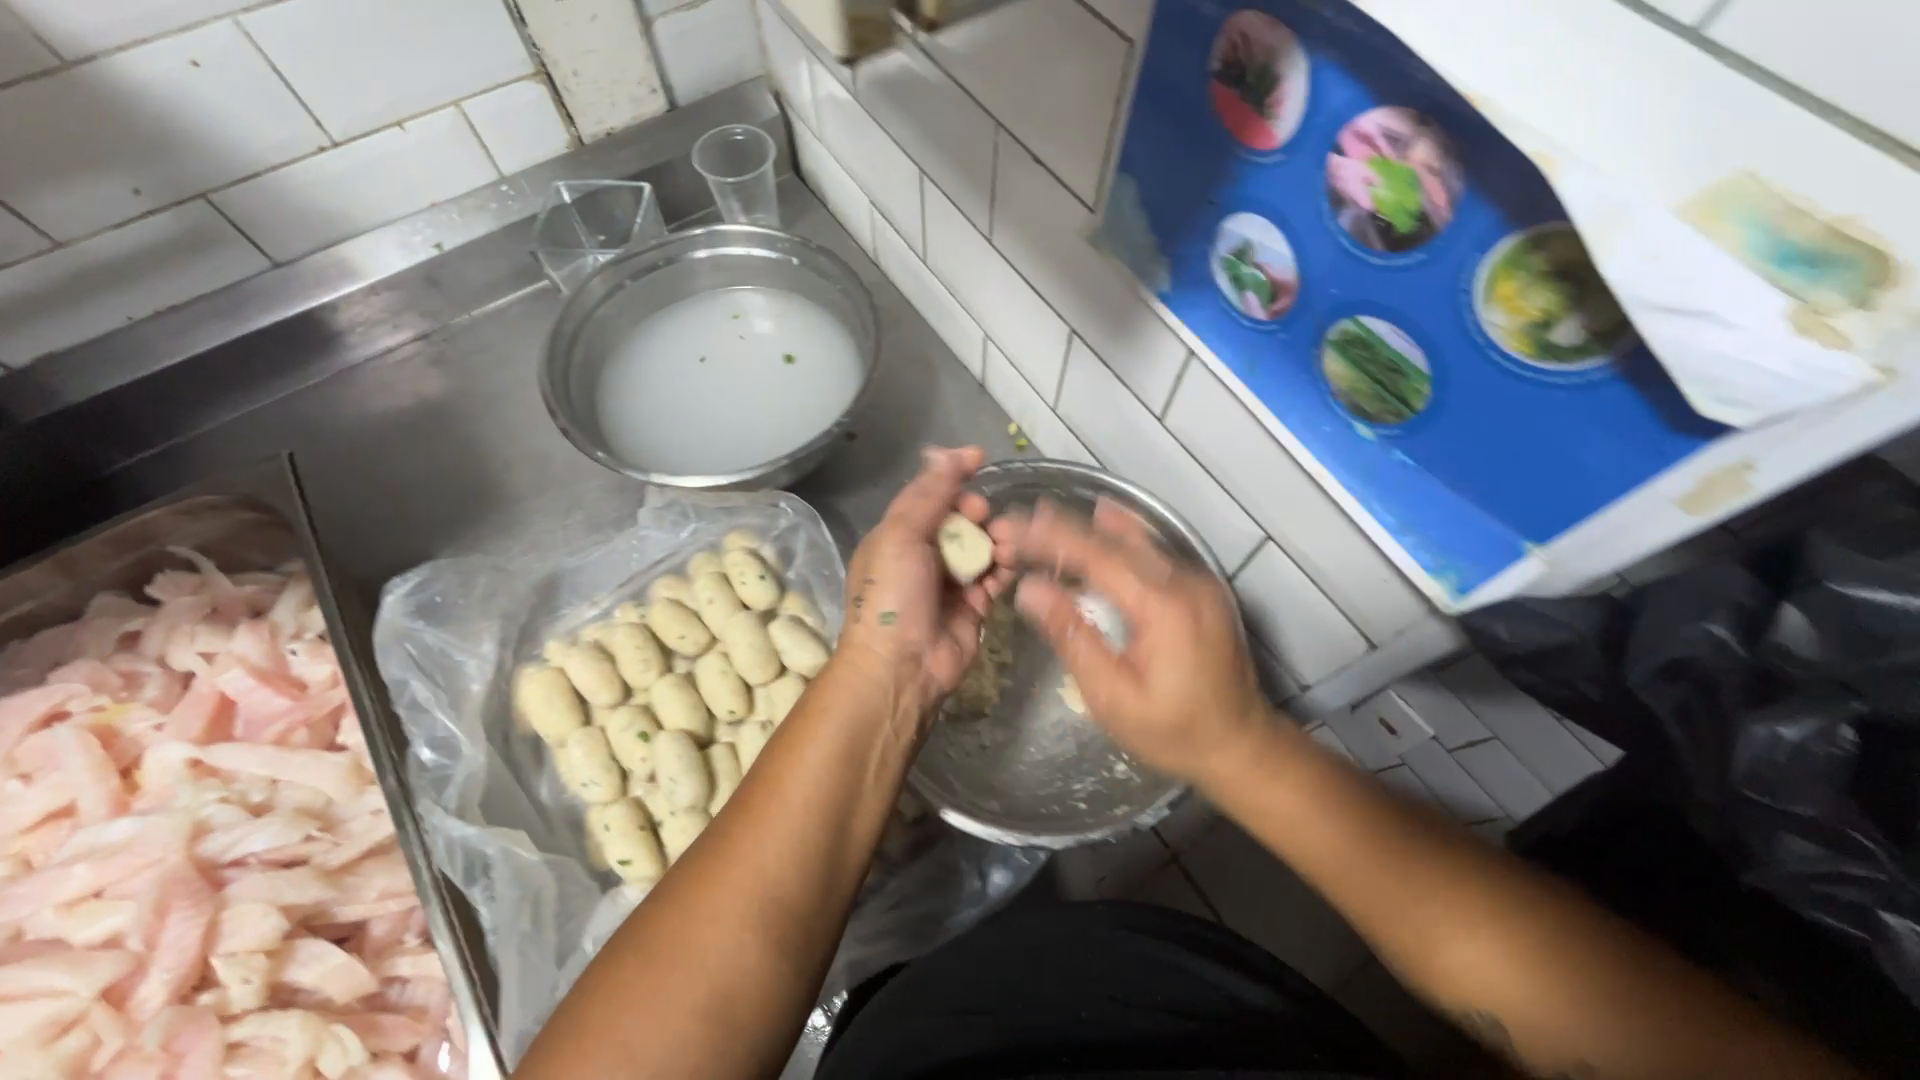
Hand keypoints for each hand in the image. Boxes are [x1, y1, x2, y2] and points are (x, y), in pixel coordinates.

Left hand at [835, 446, 1011, 723]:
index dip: (954, 478)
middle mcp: (924, 556)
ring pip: (982, 547)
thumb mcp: (901, 534)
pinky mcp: (974, 607)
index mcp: (898, 536)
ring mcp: (950, 583)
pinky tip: (1009, 564)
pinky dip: (1004, 567)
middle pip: (961, 520)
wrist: (901, 666)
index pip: (930, 496)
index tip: (980, 461)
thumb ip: (929, 493)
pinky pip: (996, 577)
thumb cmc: (892, 595)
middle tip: (984, 518)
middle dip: (978, 512)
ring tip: (1005, 544)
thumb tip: (953, 452)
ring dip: (997, 539)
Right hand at [991, 497, 1284, 783]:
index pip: (1098, 556)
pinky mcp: (1202, 591)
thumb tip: (1031, 589)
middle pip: (1116, 542)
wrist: (1242, 745)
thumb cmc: (1173, 731)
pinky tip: (1105, 521)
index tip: (1015, 527)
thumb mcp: (1113, 696)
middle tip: (1022, 519)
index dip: (1052, 538)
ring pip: (1139, 541)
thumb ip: (1073, 637)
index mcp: (1162, 606)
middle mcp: (1185, 582)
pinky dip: (1122, 538)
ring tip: (1049, 515)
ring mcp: (1199, 583)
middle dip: (1065, 528)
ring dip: (1092, 528)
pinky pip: (1156, 552)